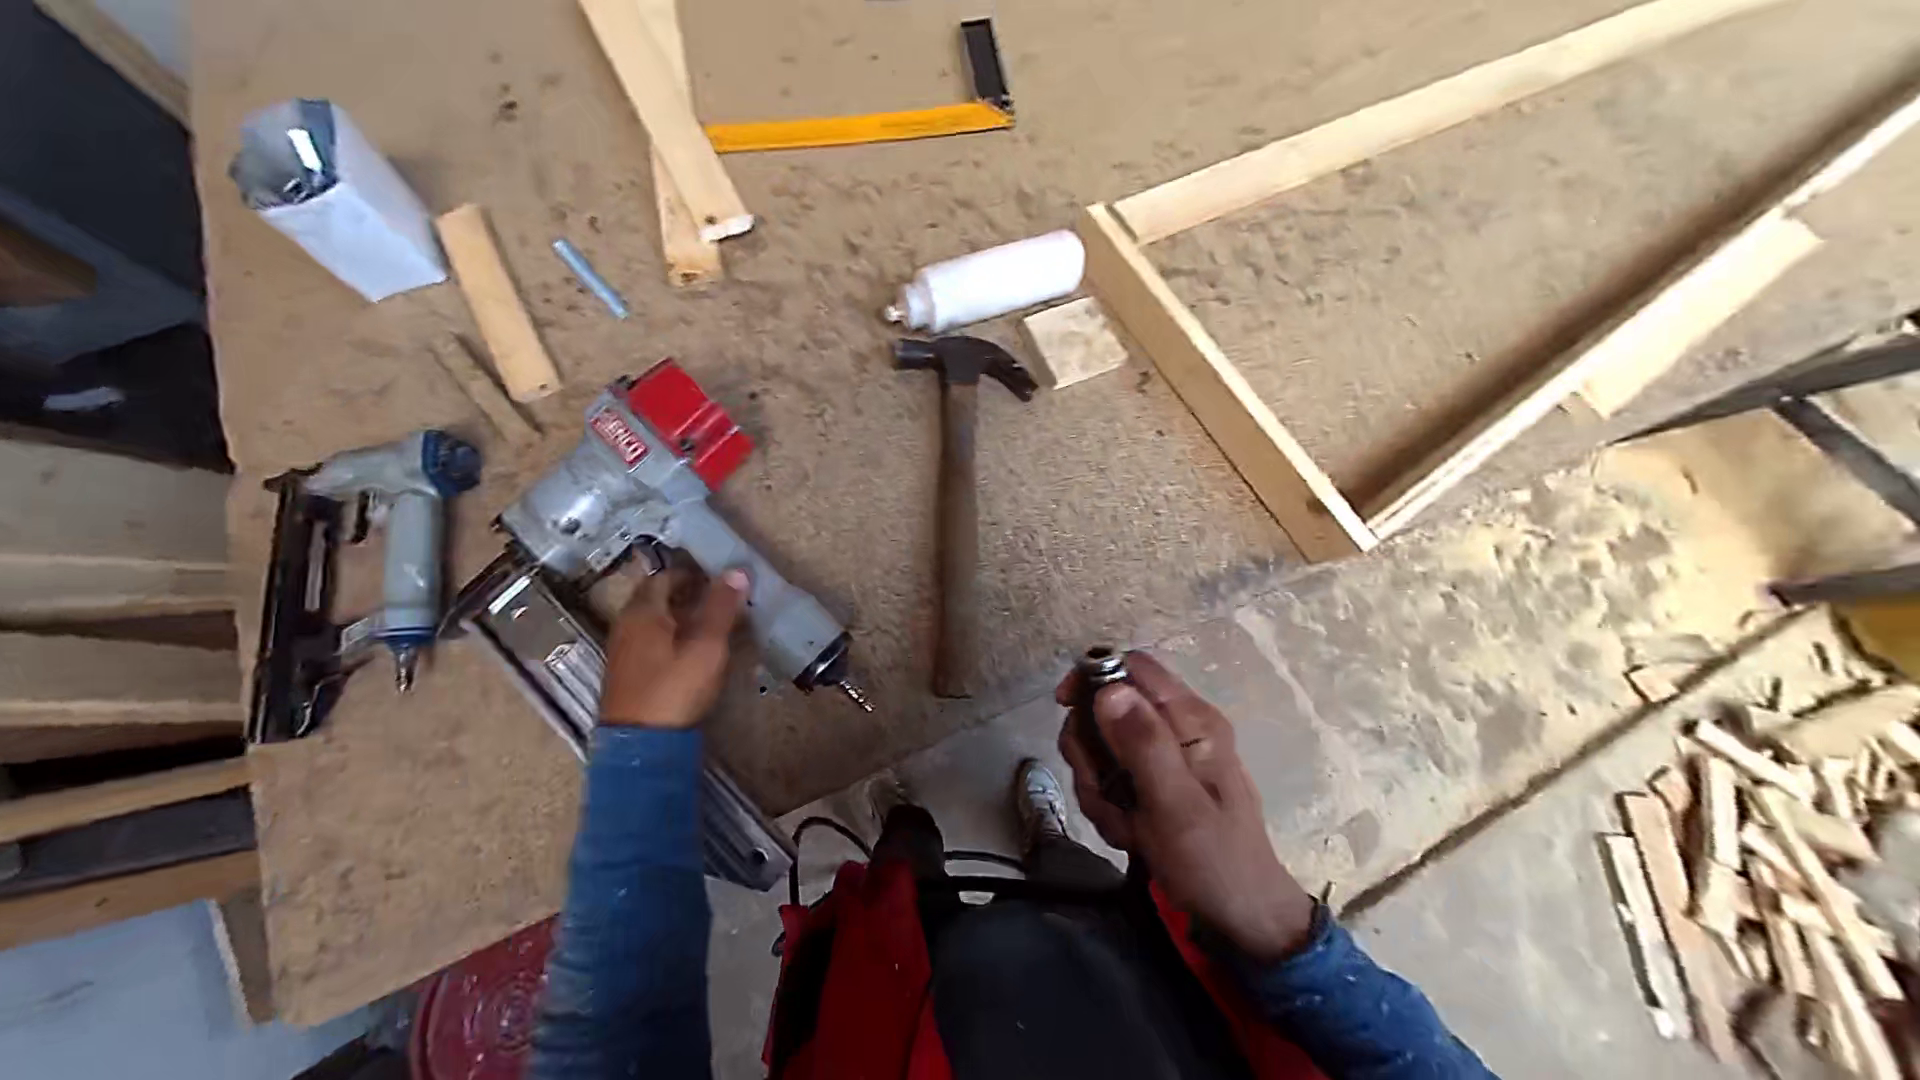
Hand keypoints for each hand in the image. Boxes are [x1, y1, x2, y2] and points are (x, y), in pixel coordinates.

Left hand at [600, 566, 746, 729]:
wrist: (640, 744)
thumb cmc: (674, 687)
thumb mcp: (706, 646)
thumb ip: (721, 608)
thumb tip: (737, 571)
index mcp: (642, 612)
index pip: (665, 577)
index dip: (691, 573)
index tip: (718, 577)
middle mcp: (626, 626)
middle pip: (656, 598)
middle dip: (687, 593)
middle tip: (719, 598)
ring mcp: (624, 651)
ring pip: (653, 620)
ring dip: (680, 615)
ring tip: (712, 623)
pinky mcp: (628, 673)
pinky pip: (650, 640)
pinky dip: (671, 635)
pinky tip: (692, 649)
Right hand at [1056, 651, 1315, 960]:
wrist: (1241, 917)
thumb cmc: (1214, 861)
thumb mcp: (1176, 806)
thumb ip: (1143, 745)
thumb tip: (1109, 689)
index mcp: (1191, 720)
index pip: (1133, 667)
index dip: (1093, 677)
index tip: (1066, 708)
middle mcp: (1177, 727)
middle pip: (1106, 707)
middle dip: (1090, 751)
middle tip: (1100, 790)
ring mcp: (1164, 754)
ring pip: (1101, 745)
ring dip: (1097, 785)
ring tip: (1123, 823)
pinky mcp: (1154, 779)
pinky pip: (1109, 776)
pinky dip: (1107, 804)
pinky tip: (1129, 832)